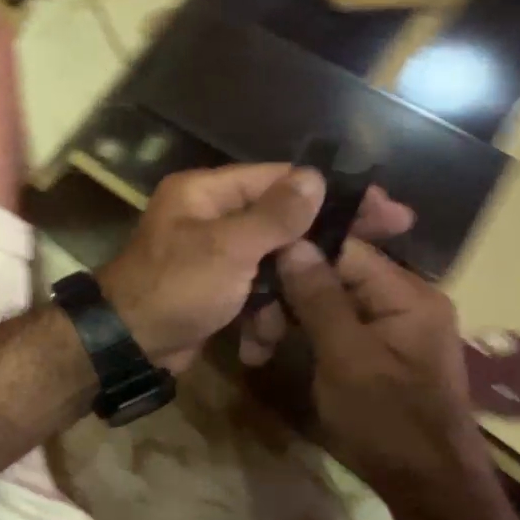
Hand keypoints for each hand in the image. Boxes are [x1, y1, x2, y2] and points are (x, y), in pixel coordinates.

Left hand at [96, 165, 413, 372]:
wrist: (131, 341)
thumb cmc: (176, 286)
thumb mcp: (229, 248)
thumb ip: (274, 215)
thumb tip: (314, 177)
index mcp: (203, 193)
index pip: (277, 180)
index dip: (330, 194)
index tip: (388, 210)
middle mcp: (207, 215)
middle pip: (280, 222)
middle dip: (316, 251)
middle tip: (375, 263)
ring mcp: (211, 252)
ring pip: (273, 263)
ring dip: (283, 297)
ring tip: (287, 320)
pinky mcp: (214, 287)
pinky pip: (255, 293)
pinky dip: (259, 318)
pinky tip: (256, 341)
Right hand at [269, 238, 483, 496]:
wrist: (426, 491)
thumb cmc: (389, 420)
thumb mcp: (347, 357)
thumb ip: (319, 297)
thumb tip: (292, 240)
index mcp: (406, 294)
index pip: (341, 247)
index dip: (291, 252)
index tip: (248, 266)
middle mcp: (399, 298)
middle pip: (326, 271)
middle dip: (282, 292)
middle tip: (249, 324)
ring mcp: (385, 322)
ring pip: (318, 296)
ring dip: (281, 315)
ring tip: (252, 343)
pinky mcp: (368, 344)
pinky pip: (324, 319)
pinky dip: (294, 330)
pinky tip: (263, 347)